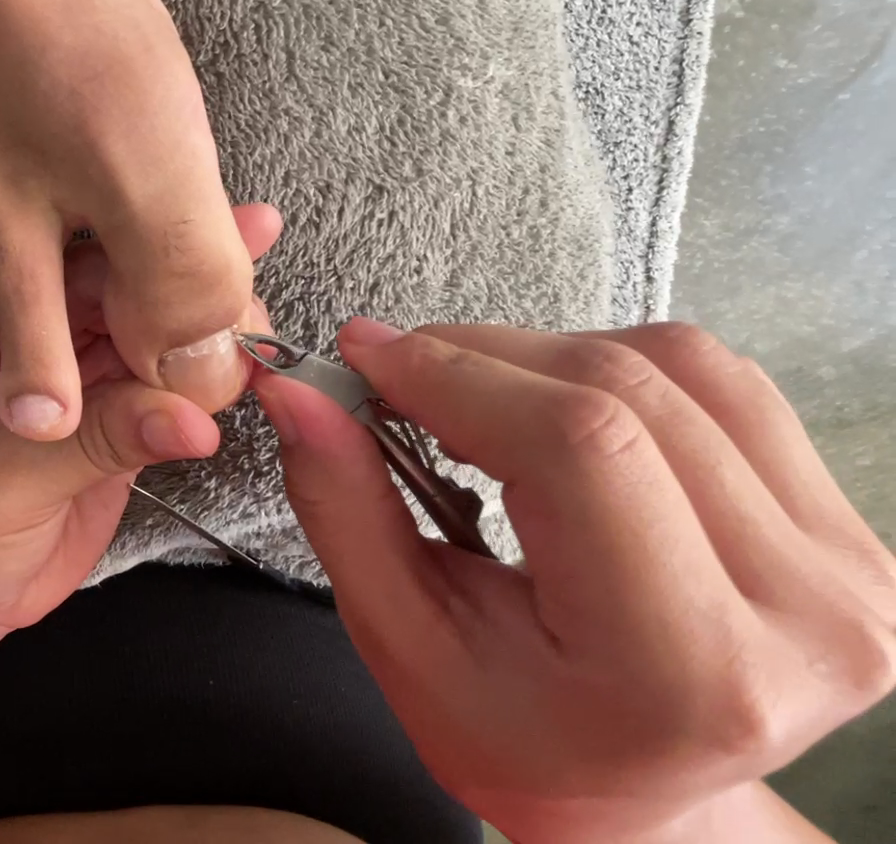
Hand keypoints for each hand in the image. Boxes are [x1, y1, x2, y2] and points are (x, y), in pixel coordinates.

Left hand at [0, 205, 280, 639]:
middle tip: (253, 299)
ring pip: (159, 347)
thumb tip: (193, 417)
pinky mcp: (118, 427)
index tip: (212, 251)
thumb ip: (100, 439)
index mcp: (4, 330)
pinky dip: (208, 391)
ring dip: (212, 340)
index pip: (82, 276)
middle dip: (192, 292)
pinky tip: (249, 371)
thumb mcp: (14, 474)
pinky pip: (170, 401)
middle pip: (131, 300)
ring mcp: (87, 385)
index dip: (146, 262)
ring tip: (266, 331)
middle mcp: (49, 346)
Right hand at [256, 319, 895, 842]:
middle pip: (622, 390)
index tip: (359, 357)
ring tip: (465, 399)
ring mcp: (850, 563)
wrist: (628, 784)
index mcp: (686, 665)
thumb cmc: (500, 727)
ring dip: (536, 353)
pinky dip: (601, 363)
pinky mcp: (846, 524)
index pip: (576, 447)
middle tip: (389, 374)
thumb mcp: (393, 633)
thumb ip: (340, 503)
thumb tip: (295, 391)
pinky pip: (718, 380)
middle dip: (474, 354)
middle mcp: (806, 610)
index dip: (450, 373)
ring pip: (676, 364)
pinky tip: (543, 406)